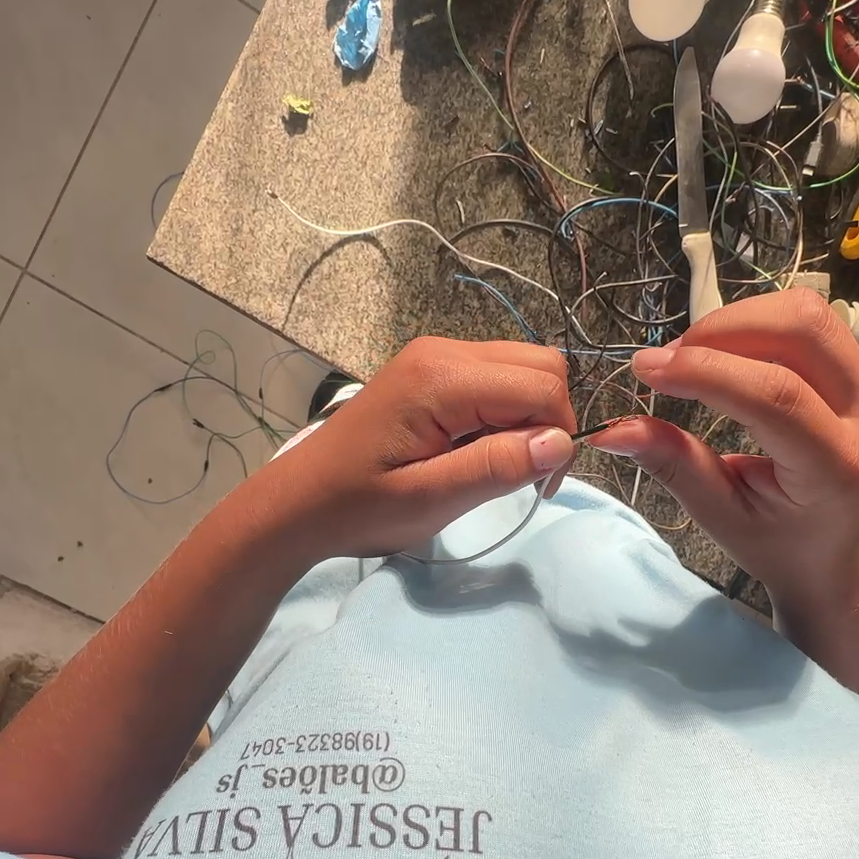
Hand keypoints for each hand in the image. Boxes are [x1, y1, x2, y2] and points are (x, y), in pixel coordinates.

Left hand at [253, 338, 576, 560]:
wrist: (298, 503)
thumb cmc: (357, 508)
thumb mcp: (428, 500)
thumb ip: (495, 467)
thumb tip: (560, 442)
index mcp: (441, 378)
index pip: (540, 387)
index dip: (558, 436)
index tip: (541, 487)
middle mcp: (444, 351)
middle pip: (540, 366)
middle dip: (549, 422)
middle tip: (524, 477)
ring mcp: (436, 356)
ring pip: (522, 369)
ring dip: (528, 419)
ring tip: (498, 467)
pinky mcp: (432, 371)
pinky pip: (495, 380)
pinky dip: (505, 415)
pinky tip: (478, 450)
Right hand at [586, 288, 858, 612]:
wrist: (828, 550)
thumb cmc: (773, 542)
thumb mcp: (718, 516)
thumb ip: (674, 465)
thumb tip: (613, 430)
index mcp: (838, 467)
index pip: (775, 396)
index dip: (705, 371)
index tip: (644, 367)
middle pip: (801, 331)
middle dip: (721, 330)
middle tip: (667, 361)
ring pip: (804, 315)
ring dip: (734, 321)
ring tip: (689, 357)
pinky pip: (806, 322)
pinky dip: (751, 324)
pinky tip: (719, 354)